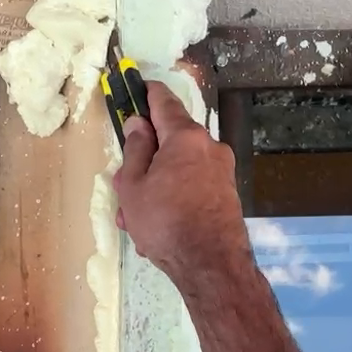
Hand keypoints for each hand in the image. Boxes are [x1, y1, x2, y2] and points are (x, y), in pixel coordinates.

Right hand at [112, 80, 251, 282]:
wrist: (212, 265)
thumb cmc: (166, 221)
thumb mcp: (134, 186)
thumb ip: (135, 150)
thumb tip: (138, 124)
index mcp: (186, 137)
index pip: (164, 102)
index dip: (147, 93)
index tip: (137, 85)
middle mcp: (210, 147)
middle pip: (171, 141)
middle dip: (145, 159)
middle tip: (124, 184)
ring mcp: (222, 172)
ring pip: (179, 169)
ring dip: (156, 186)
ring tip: (135, 219)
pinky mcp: (227, 195)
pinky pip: (192, 188)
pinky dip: (173, 200)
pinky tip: (156, 230)